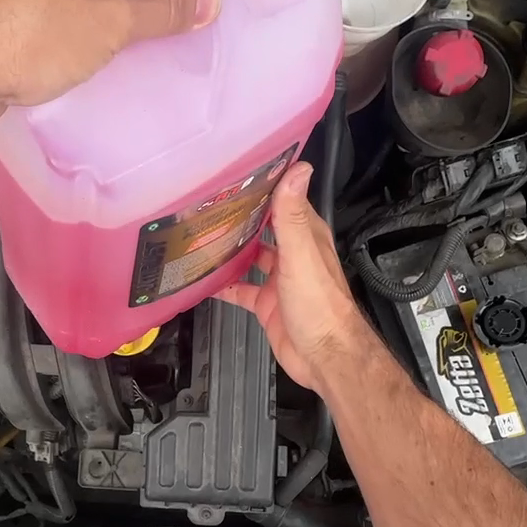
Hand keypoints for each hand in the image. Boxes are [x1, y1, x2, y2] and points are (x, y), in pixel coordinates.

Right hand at [217, 162, 378, 391]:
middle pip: (264, 229)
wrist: (323, 356)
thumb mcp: (301, 254)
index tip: (238, 175)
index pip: (285, 202)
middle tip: (210, 206)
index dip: (264, 187)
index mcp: (306, 237)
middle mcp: (293, 255)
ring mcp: (280, 280)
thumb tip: (297, 170)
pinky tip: (206, 281)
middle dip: (241, 218)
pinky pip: (242, 290)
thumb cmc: (320, 306)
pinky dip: (225, 285)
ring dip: (231, 250)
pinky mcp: (268, 304)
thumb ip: (292, 215)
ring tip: (203, 238)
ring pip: (251, 258)